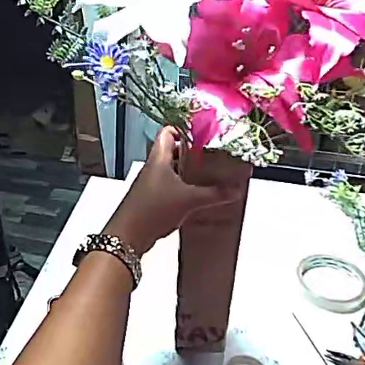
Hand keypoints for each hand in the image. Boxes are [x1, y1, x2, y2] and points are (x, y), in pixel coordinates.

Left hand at [101, 127, 241, 254]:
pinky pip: (170, 184)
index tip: (204, 132)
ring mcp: (151, 182)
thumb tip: (236, 190)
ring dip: (188, 169)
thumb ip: (214, 194)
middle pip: (172, 150)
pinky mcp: (152, 197)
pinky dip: (183, 185)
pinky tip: (196, 193)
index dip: (185, 128)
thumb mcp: (189, 200)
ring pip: (172, 168)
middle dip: (192, 150)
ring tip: (209, 172)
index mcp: (159, 158)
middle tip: (212, 153)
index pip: (168, 131)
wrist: (128, 236)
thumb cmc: (154, 209)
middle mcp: (154, 167)